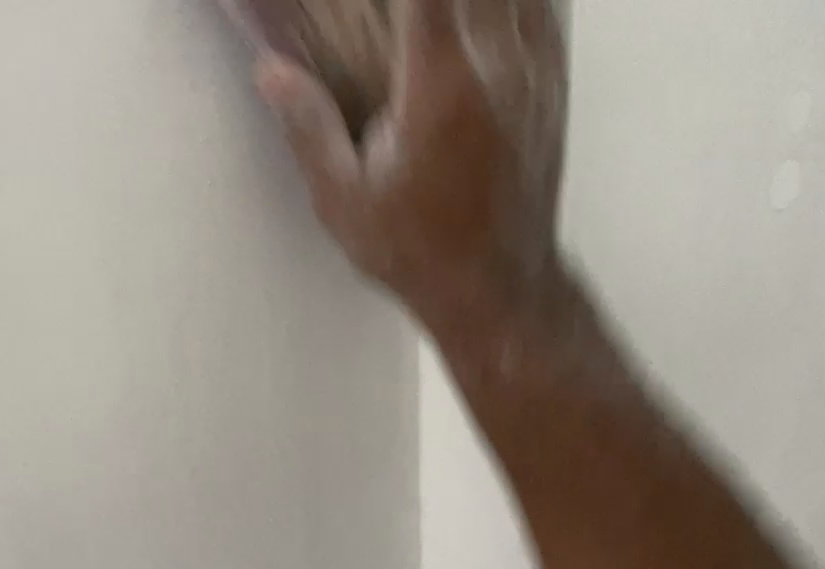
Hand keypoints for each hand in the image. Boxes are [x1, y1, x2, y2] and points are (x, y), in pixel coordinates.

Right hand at [221, 0, 569, 331]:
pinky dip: (515, 0)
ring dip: (462, 4)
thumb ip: (309, 127)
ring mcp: (535, 66)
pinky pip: (545, 4)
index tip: (355, 2)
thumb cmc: (414, 249)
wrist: (493, 285)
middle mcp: (496, 59)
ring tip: (424, 23)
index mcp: (438, 83)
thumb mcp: (342, 200)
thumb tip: (270, 72)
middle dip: (424, 1)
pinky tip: (482, 19)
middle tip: (384, 17)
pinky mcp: (554, 80)